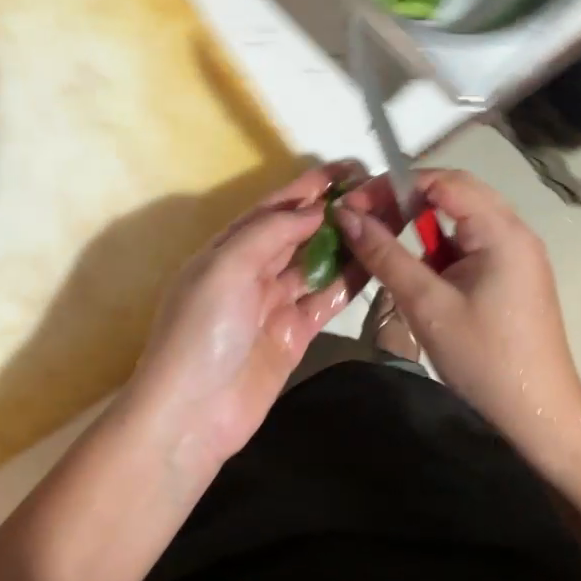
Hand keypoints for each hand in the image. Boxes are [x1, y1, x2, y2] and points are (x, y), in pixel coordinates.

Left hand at [124, 160, 375, 468]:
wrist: (191, 413)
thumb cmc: (201, 332)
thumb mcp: (225, 268)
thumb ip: (268, 233)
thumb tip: (312, 210)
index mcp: (225, 250)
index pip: (272, 210)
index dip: (307, 187)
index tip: (347, 167)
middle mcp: (249, 272)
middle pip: (298, 234)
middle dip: (334, 213)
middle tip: (380, 192)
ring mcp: (272, 305)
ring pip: (316, 265)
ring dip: (348, 244)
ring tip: (388, 220)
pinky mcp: (293, 336)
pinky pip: (325, 301)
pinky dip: (349, 282)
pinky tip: (379, 263)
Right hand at [334, 168, 580, 452]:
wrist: (538, 414)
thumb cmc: (483, 357)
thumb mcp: (426, 304)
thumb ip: (384, 254)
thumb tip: (346, 215)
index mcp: (502, 231)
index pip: (444, 180)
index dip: (394, 184)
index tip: (353, 204)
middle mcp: (514, 232)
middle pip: (454, 192)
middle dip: (403, 198)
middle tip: (361, 217)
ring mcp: (515, 255)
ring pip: (459, 219)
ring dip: (418, 223)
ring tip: (377, 239)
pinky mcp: (509, 276)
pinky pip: (467, 244)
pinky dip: (435, 247)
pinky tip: (410, 268)